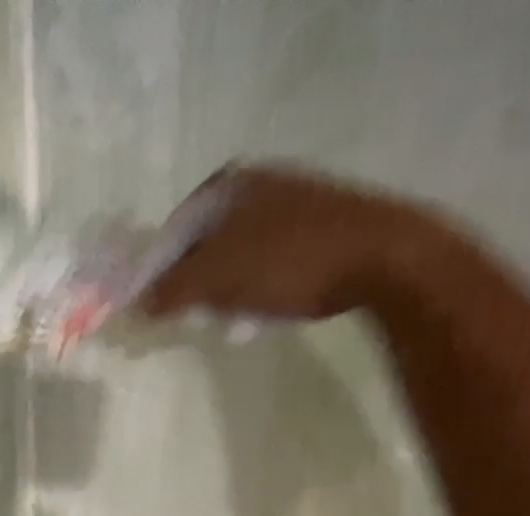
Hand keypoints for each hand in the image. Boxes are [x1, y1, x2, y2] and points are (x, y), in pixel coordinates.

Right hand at [137, 163, 426, 321]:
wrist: (389, 258)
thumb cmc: (289, 261)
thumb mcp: (217, 279)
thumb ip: (171, 291)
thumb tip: (140, 306)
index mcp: (229, 183)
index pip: (174, 230)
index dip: (160, 271)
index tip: (160, 306)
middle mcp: (262, 182)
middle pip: (209, 241)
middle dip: (198, 281)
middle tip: (197, 315)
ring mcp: (300, 200)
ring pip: (244, 252)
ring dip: (231, 287)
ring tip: (235, 320)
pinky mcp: (330, 225)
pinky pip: (278, 258)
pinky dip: (265, 284)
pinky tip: (273, 310)